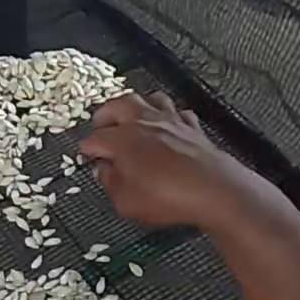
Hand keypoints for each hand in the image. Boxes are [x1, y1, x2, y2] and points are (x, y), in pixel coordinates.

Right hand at [82, 93, 280, 233]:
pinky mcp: (191, 127)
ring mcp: (170, 120)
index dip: (88, 149)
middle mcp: (144, 122)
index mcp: (122, 139)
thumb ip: (110, 183)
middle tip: (100, 125)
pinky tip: (167, 124)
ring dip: (136, 106)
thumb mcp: (126, 201)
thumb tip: (104, 171)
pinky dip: (168, 115)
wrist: (212, 190)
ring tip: (130, 116)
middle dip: (105, 115)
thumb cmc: (167, 197)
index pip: (95, 138)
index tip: (87, 157)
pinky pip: (177, 112)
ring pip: (148, 99)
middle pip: (117, 105)